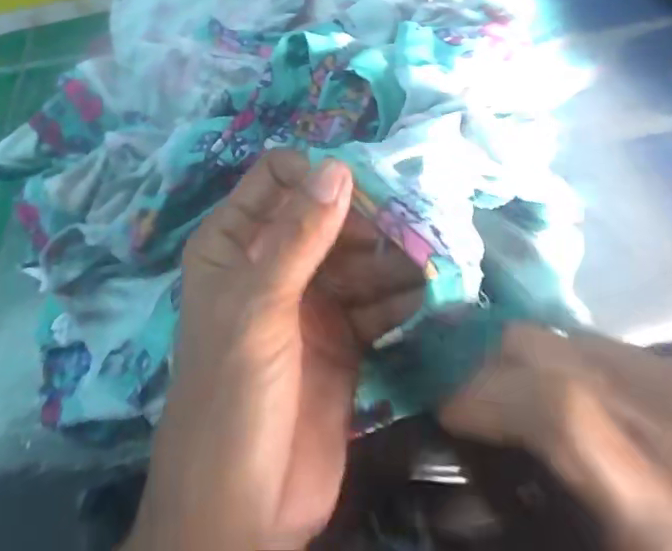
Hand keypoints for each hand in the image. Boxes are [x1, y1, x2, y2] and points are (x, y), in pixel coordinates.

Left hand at [125, 150, 424, 550]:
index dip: (318, 176)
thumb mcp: (259, 305)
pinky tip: (435, 296)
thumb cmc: (233, 390)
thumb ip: (298, 236)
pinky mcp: (342, 340)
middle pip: (326, 217)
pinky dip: (403, 298)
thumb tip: (338, 166)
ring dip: (396, 259)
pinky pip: (377, 304)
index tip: (368, 187)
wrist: (242, 505)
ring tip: (438, 260)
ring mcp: (309, 302)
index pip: (277, 179)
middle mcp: (271, 262)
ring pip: (357, 260)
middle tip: (420, 226)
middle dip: (370, 219)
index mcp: (233, 241)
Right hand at [439, 327, 671, 550]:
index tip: (445, 414)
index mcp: (669, 493)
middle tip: (467, 404)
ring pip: (568, 334)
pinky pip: (603, 345)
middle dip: (487, 367)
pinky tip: (562, 399)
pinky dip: (563, 362)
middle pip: (548, 347)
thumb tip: (463, 487)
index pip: (553, 402)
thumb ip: (537, 518)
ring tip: (508, 400)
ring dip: (523, 362)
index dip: (482, 396)